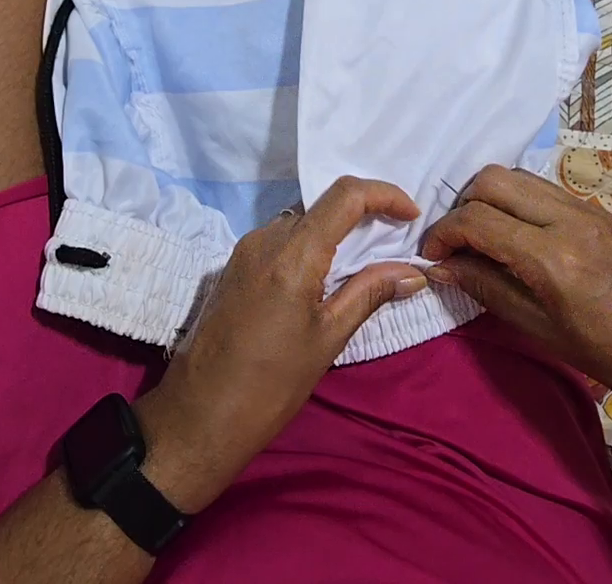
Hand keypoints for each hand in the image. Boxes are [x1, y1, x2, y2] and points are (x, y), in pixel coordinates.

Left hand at [133, 177, 425, 513]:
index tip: (411, 215)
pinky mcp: (235, 264)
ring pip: (302, 220)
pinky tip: (327, 275)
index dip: (385, 195)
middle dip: (364, 214)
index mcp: (293, 252)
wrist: (198, 417)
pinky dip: (312, 245)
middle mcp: (266, 237)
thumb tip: (413, 271)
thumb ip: (370, 292)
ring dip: (337, 230)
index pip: (345, 195)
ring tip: (367, 260)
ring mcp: (246, 248)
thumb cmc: (270, 384)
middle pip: (323, 204)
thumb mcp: (328, 337)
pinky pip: (282, 238)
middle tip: (395, 241)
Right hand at [421, 165, 611, 405]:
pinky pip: (543, 187)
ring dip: (489, 197)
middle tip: (457, 242)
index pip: (476, 220)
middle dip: (462, 205)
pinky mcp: (598, 210)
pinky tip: (517, 234)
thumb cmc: (611, 355)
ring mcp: (586, 208)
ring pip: (517, 176)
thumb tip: (443, 266)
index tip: (432, 255)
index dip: (443, 233)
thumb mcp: (541, 330)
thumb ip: (487, 288)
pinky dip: (517, 199)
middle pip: (492, 180)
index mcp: (551, 257)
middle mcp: (567, 219)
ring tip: (484, 237)